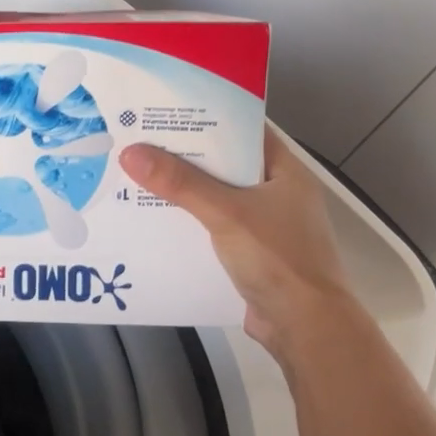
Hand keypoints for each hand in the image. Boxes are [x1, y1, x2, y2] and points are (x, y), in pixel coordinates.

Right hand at [118, 127, 357, 359]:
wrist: (306, 328)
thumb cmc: (278, 259)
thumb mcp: (226, 213)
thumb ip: (179, 183)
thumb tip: (130, 152)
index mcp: (284, 173)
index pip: (242, 131)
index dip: (206, 116)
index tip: (164, 107)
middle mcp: (275, 193)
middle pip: (222, 163)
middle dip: (182, 153)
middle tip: (137, 138)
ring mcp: (263, 225)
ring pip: (213, 196)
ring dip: (180, 189)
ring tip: (134, 173)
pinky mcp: (248, 253)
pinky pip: (209, 225)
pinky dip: (184, 220)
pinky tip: (150, 216)